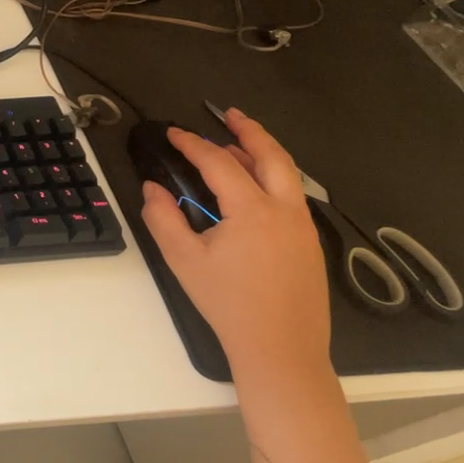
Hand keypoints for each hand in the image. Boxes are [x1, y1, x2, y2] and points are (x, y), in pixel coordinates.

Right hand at [139, 109, 330, 378]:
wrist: (281, 348)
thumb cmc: (228, 302)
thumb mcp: (183, 259)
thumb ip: (163, 217)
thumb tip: (154, 188)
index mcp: (253, 211)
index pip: (220, 162)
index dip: (193, 144)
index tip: (172, 134)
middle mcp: (285, 211)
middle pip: (273, 156)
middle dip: (250, 131)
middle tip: (230, 114)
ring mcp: (303, 228)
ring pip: (288, 175)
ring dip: (263, 153)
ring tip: (238, 144)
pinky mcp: (309, 244)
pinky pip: (292, 196)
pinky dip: (273, 177)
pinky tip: (253, 186)